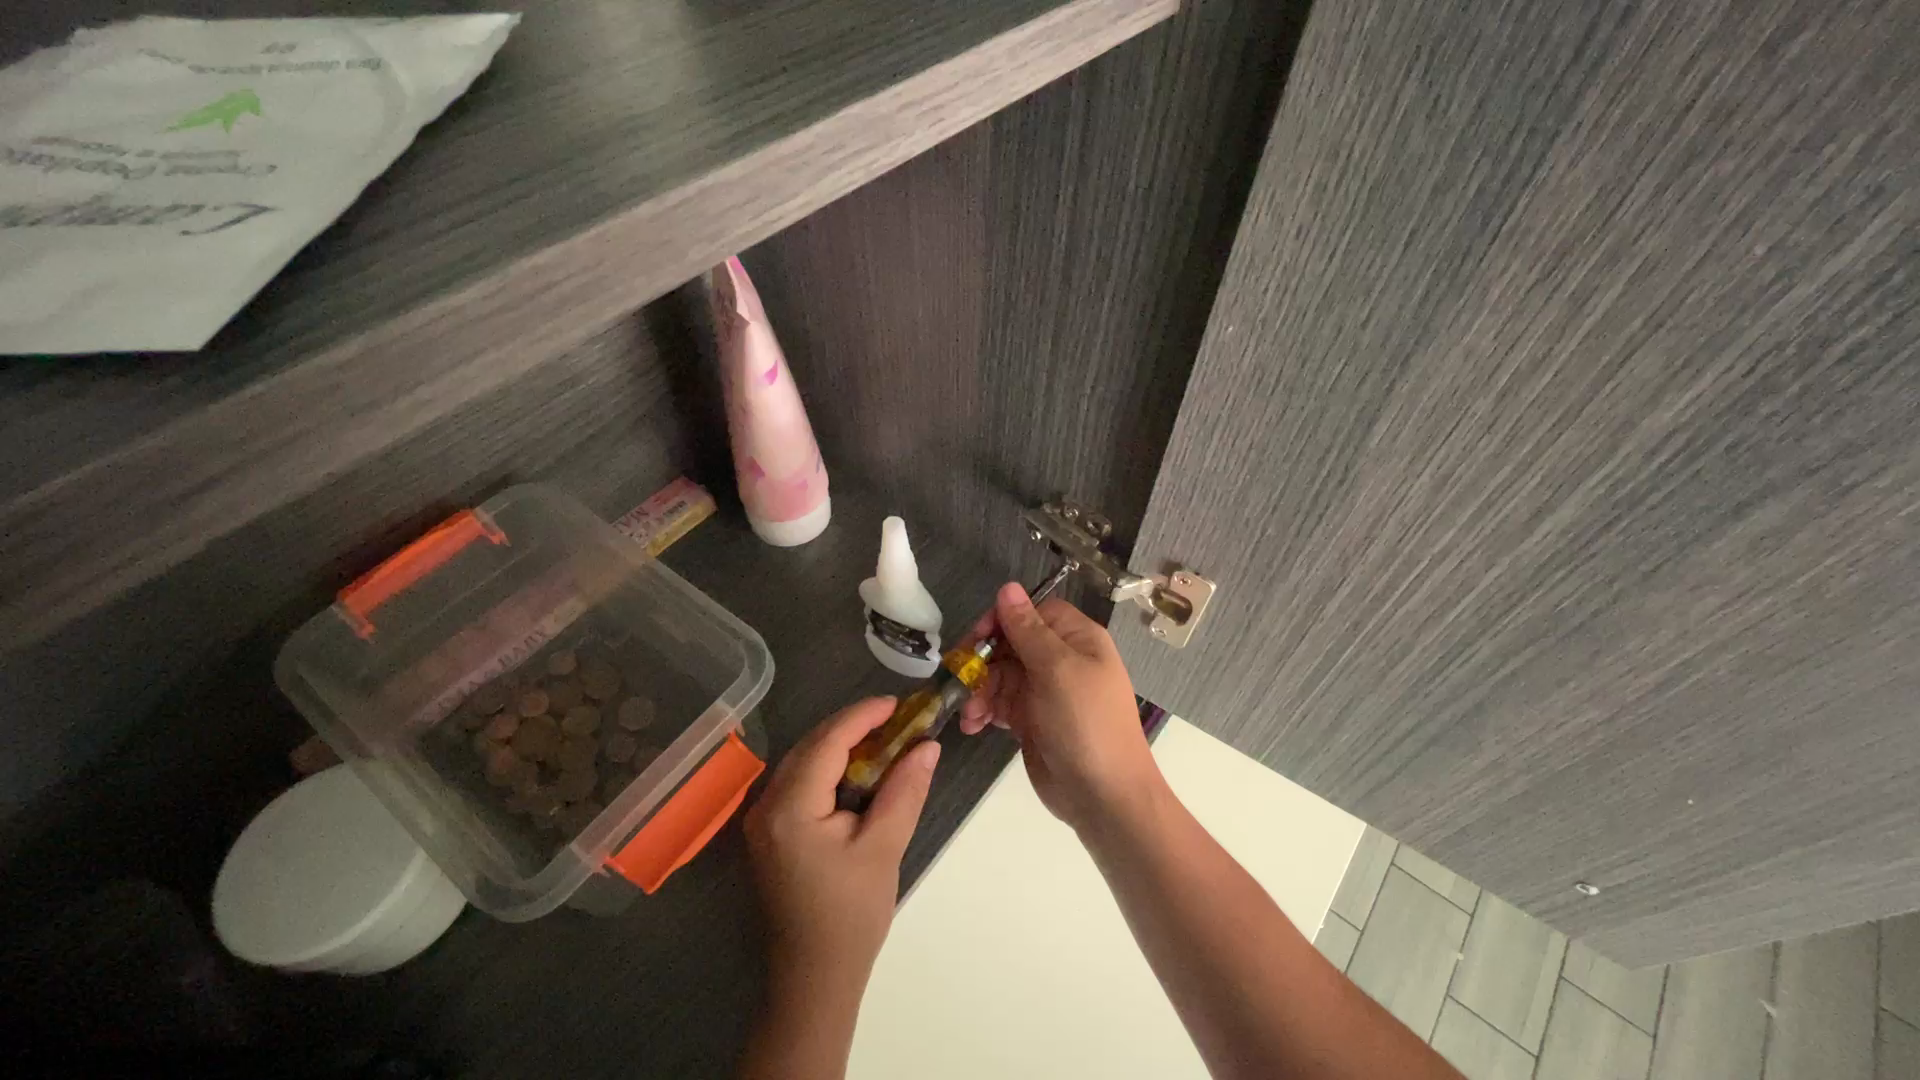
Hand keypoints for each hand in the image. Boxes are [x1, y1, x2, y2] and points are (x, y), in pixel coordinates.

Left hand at [745, 697, 939, 980]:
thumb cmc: (850, 916)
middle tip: (897, 720)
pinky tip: (857, 774)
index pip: (827, 742)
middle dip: (853, 727)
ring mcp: (761, 822)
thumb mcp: (884, 849)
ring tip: (884, 740)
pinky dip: (829, 770)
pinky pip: (799, 785)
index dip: (863, 716)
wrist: (813, 979)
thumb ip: (903, 791)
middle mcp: (766, 807)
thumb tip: (927, 746)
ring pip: (802, 764)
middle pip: (810, 747)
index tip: (898, 703)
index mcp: (790, 808)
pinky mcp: (769, 835)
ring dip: (841, 746)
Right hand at [958, 583, 1168, 831]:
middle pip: (1011, 644)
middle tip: (959, 678)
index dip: (1003, 620)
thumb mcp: (1057, 670)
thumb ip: (1028, 630)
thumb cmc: (1086, 724)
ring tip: (970, 714)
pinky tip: (972, 725)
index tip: (976, 638)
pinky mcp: (1031, 721)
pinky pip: (999, 704)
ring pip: (1000, 676)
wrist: (1104, 796)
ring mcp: (1045, 693)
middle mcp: (1062, 661)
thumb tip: (1008, 587)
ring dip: (979, 690)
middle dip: (983, 661)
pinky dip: (983, 711)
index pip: (1033, 613)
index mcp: (1077, 640)